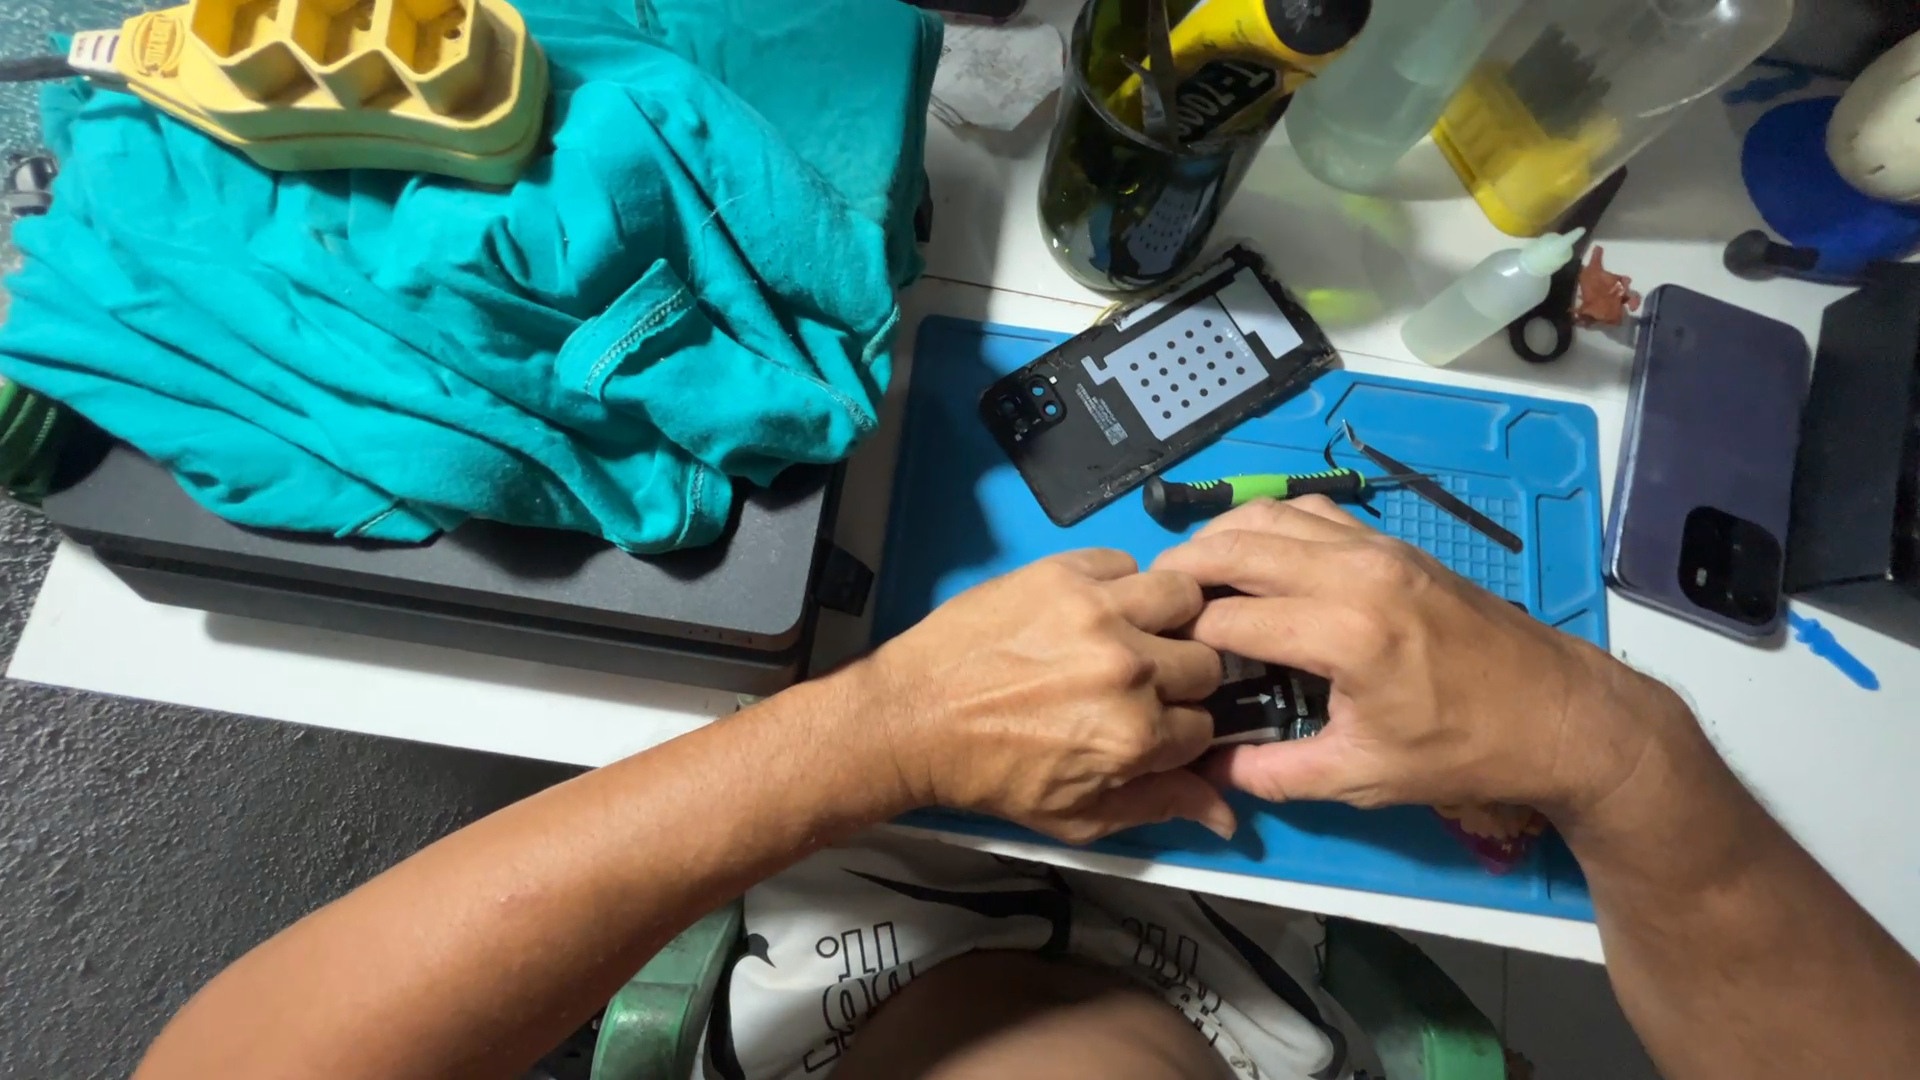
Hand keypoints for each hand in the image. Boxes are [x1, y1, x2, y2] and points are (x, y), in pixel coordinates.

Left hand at [864, 549, 1233, 844]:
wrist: (916, 715)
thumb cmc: (991, 774)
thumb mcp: (1076, 816)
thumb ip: (1156, 807)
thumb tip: (1225, 812)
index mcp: (1136, 735)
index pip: (1206, 725)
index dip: (1182, 729)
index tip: (1156, 722)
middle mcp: (1128, 667)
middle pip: (1206, 660)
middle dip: (1182, 676)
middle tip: (1142, 679)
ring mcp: (1096, 612)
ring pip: (1182, 594)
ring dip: (1167, 616)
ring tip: (1134, 630)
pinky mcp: (1060, 573)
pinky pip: (1123, 561)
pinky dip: (1118, 582)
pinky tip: (1093, 605)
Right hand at [1151, 497, 1689, 821]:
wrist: (1566, 714)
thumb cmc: (1465, 750)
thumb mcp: (1364, 776)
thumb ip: (1275, 773)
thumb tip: (1209, 769)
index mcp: (1344, 633)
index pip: (1229, 618)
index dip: (1187, 638)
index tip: (1169, 658)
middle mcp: (1352, 572)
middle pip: (1233, 546)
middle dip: (1181, 569)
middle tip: (1153, 599)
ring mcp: (1373, 546)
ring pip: (1266, 515)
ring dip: (1216, 537)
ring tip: (1191, 571)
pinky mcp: (1387, 540)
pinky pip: (1305, 510)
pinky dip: (1263, 523)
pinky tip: (1251, 552)